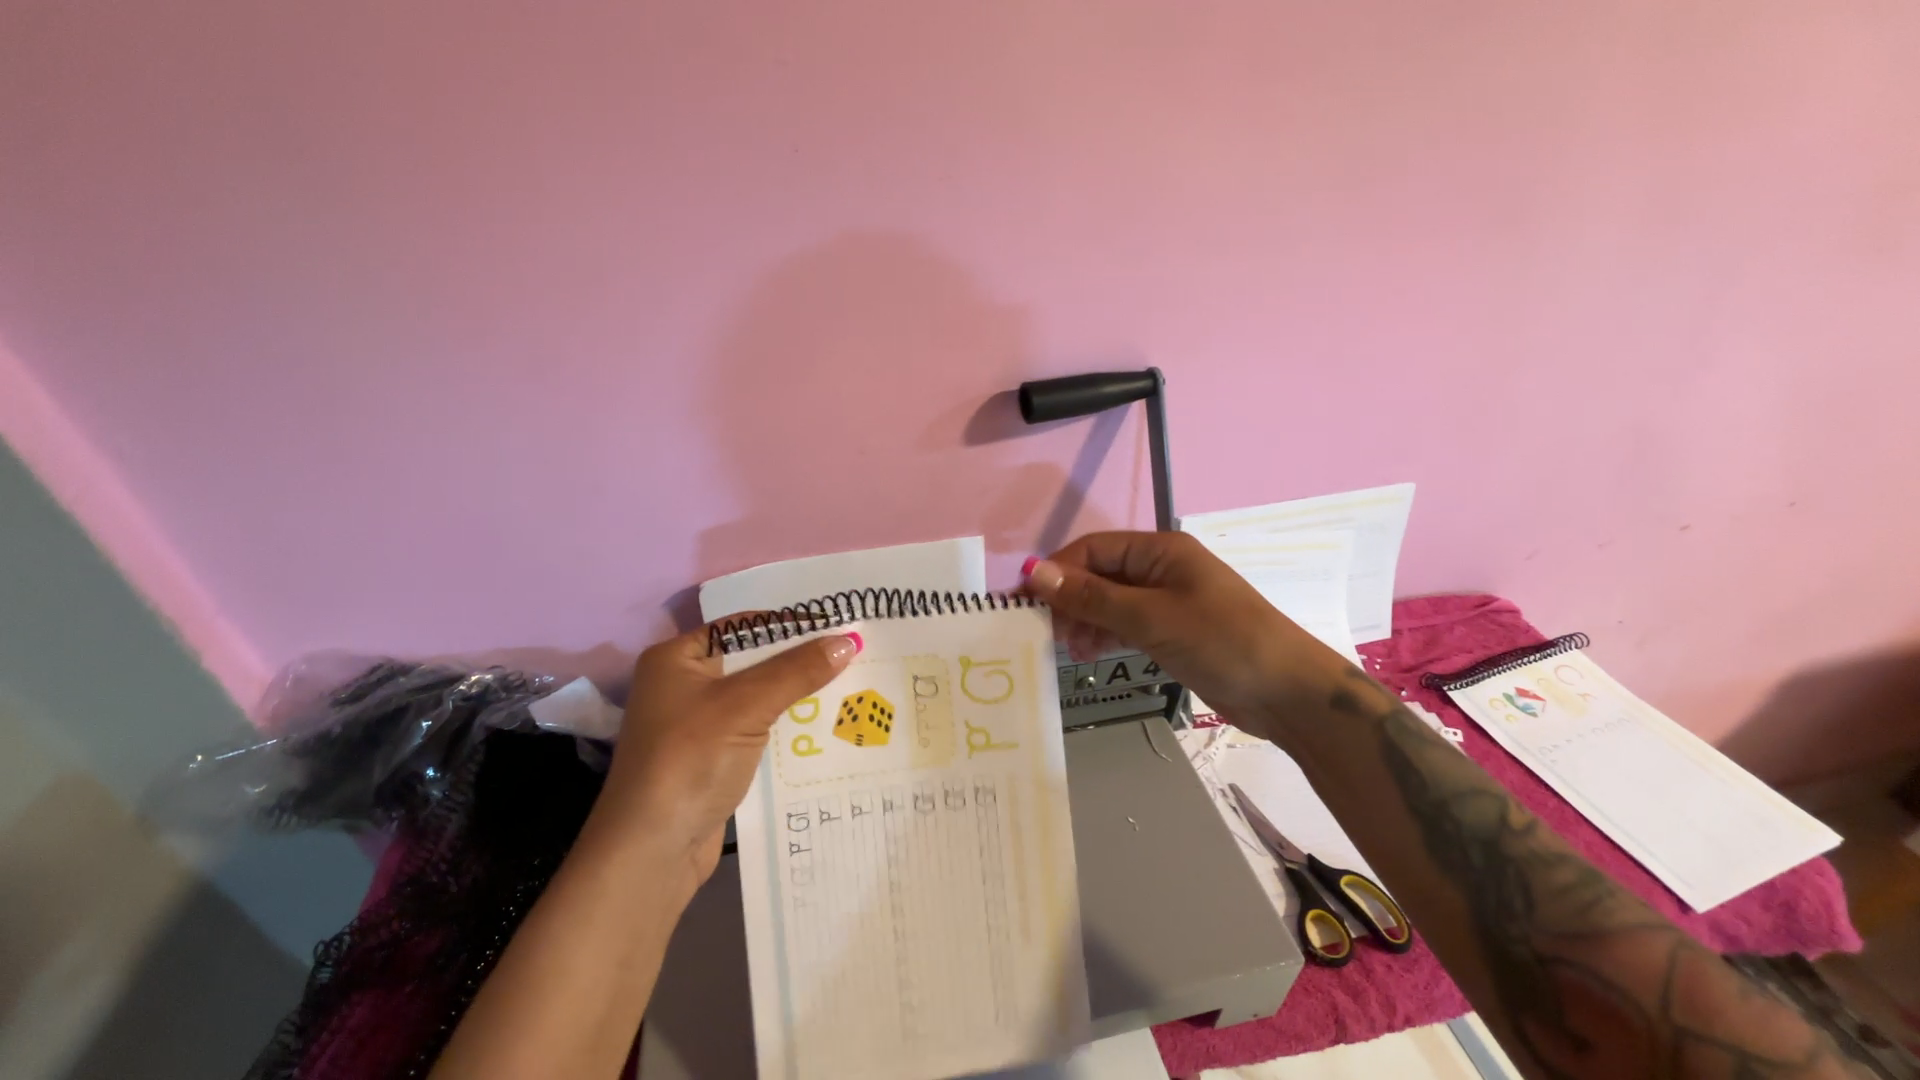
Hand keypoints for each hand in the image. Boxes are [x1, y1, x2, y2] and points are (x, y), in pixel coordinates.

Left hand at [597, 623, 859, 883]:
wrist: (653, 851)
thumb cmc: (689, 761)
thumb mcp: (745, 707)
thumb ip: (796, 671)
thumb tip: (847, 641)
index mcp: (677, 658)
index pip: (744, 627)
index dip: (791, 625)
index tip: (841, 626)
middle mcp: (685, 685)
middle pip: (755, 662)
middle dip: (802, 662)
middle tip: (856, 656)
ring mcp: (699, 724)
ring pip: (761, 698)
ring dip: (800, 697)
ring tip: (855, 687)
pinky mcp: (715, 758)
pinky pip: (761, 730)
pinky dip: (790, 728)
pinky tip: (829, 727)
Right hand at [1022, 531, 1347, 732]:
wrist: (1285, 691)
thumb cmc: (1220, 641)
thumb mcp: (1150, 617)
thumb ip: (1092, 597)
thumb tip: (1034, 572)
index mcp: (1161, 551)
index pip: (1094, 549)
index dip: (1058, 570)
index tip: (1026, 601)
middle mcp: (1162, 570)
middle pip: (1100, 575)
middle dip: (1071, 600)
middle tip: (1050, 634)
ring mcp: (1169, 602)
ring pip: (1111, 603)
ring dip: (1086, 621)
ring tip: (1071, 651)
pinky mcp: (1173, 633)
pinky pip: (1127, 625)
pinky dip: (1106, 636)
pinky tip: (1090, 655)